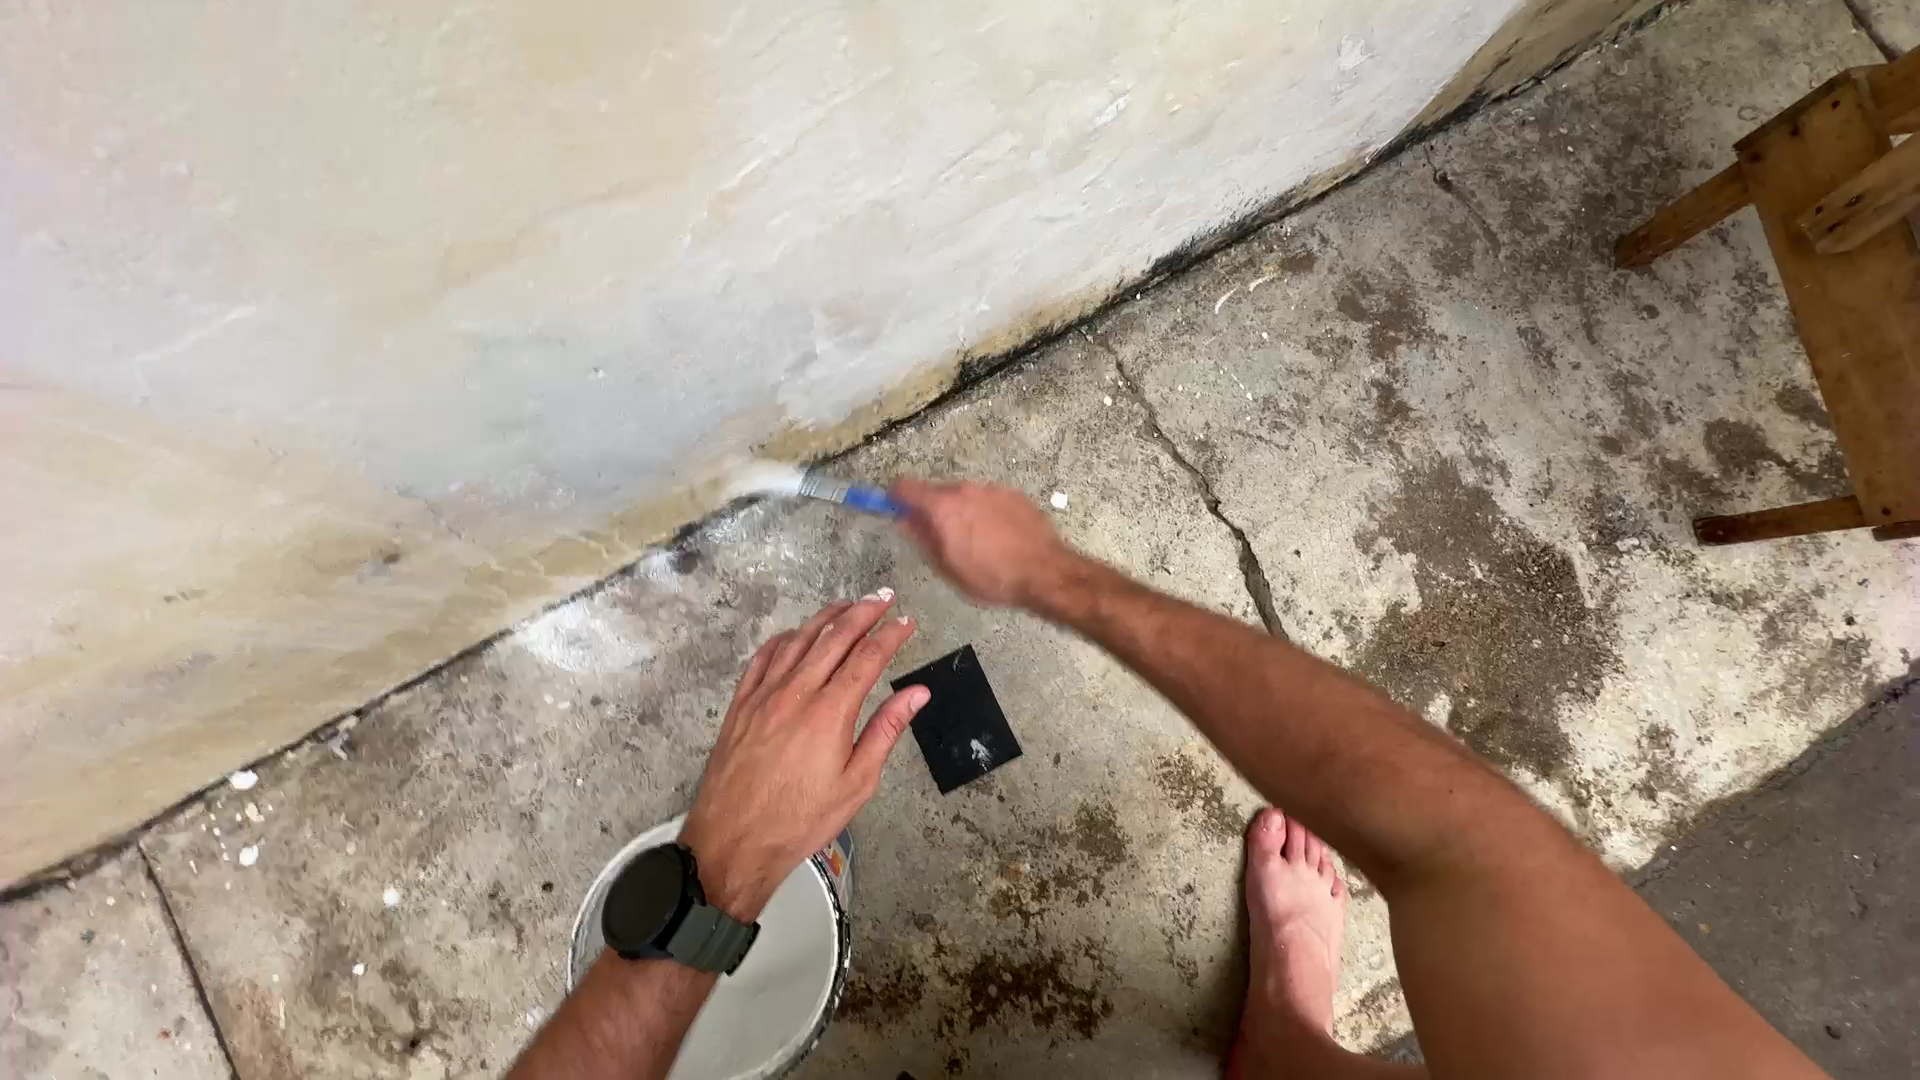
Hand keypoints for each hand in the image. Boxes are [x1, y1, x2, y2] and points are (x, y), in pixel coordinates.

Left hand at [679, 594, 928, 920]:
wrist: (732, 842)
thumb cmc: (801, 820)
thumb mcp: (856, 783)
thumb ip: (886, 730)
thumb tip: (918, 692)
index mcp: (830, 711)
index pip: (868, 657)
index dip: (890, 635)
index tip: (906, 621)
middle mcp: (796, 691)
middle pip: (834, 637)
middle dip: (863, 611)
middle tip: (883, 595)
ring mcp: (763, 694)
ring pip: (799, 639)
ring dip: (826, 617)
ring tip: (847, 604)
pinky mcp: (741, 703)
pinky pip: (763, 657)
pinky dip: (785, 638)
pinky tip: (796, 634)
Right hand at [890, 477, 1075, 607]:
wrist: (1044, 572)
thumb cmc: (992, 576)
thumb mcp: (947, 567)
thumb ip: (922, 538)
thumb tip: (905, 520)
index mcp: (943, 506)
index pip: (905, 487)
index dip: (895, 498)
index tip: (895, 510)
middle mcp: (966, 489)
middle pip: (937, 492)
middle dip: (933, 511)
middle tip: (940, 538)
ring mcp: (992, 489)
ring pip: (965, 496)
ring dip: (962, 512)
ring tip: (975, 542)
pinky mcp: (1014, 494)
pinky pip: (989, 499)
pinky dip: (986, 513)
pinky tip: (998, 537)